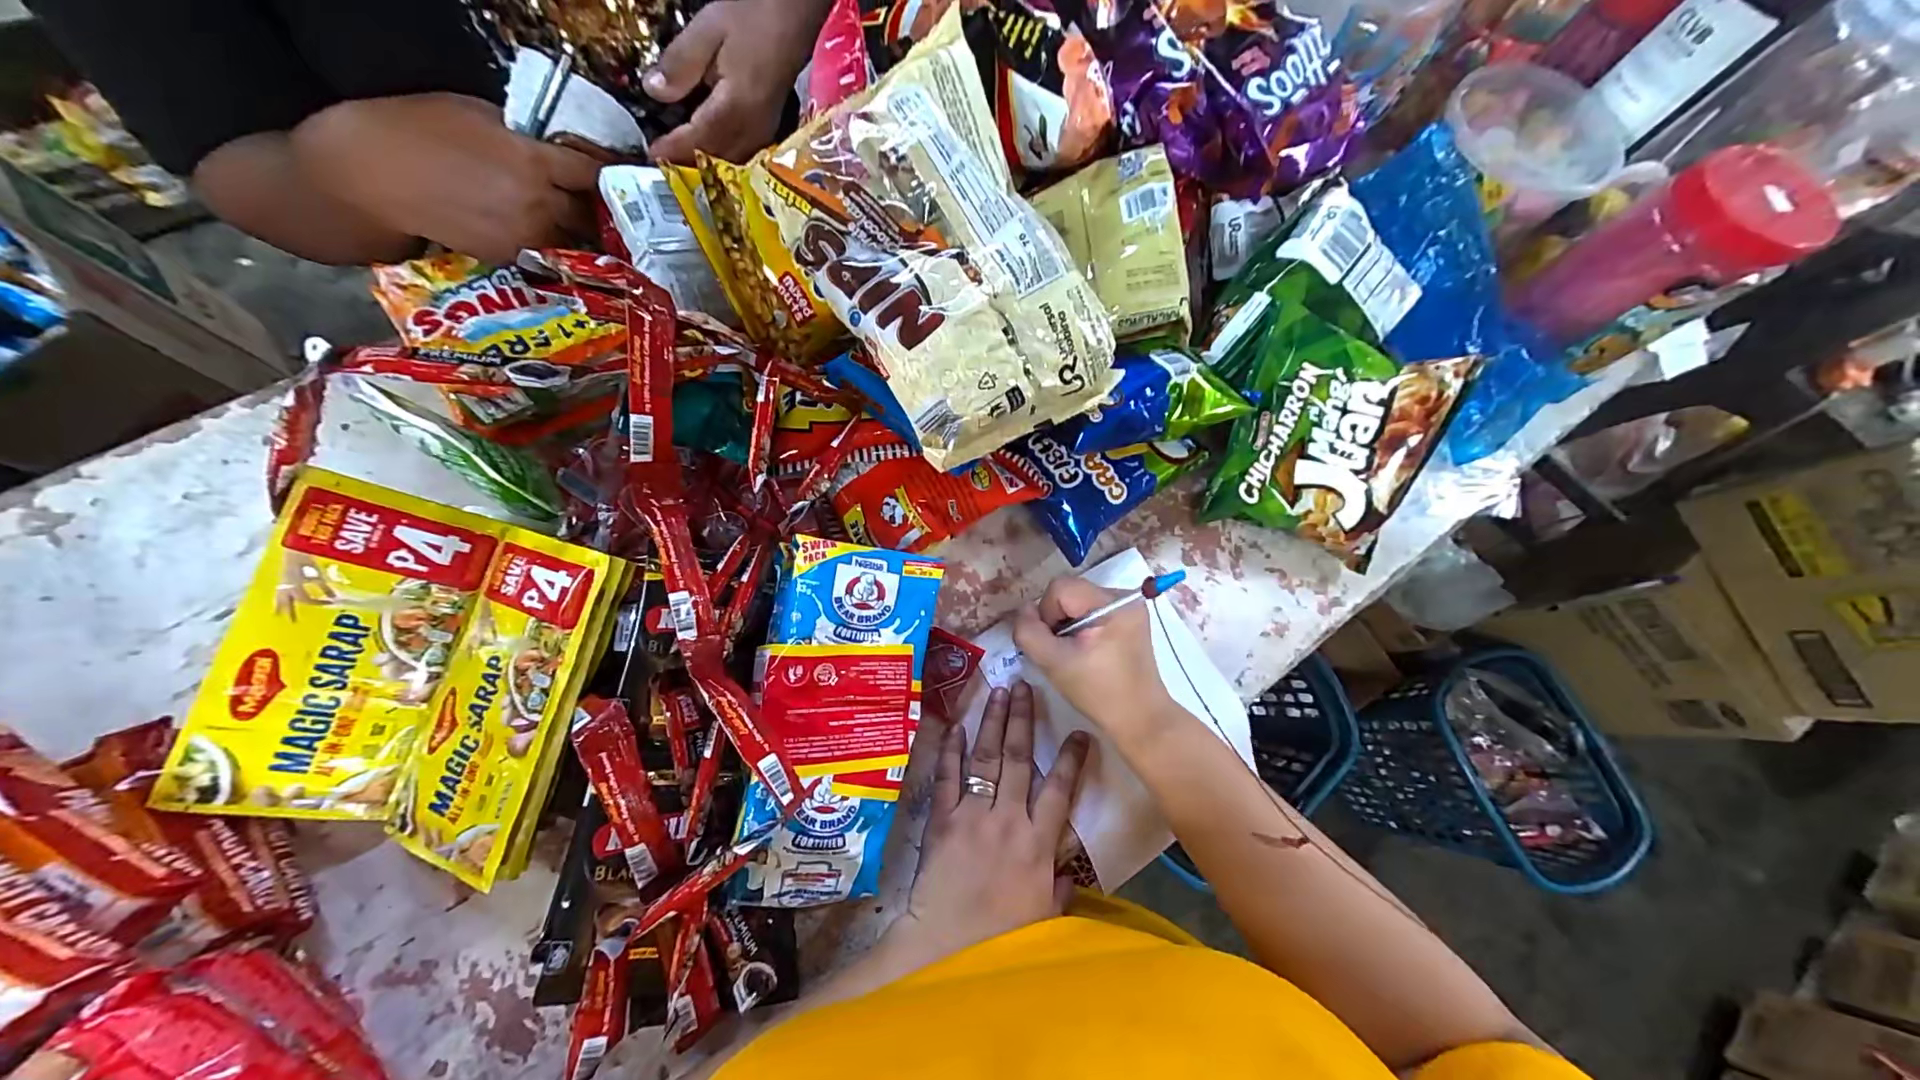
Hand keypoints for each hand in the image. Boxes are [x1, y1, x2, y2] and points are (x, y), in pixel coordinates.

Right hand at [291, 94, 600, 264]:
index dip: (609, 175)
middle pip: (591, 215)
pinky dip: (552, 246)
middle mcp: (539, 205)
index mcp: (534, 164)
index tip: (619, 176)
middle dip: (598, 210)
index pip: (593, 174)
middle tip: (600, 205)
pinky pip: (547, 253)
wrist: (372, 176)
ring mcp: (527, 236)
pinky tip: (545, 236)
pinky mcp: (512, 258)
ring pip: (575, 240)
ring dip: (579, 234)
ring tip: (578, 225)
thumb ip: (528, 138)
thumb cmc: (419, 131)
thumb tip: (557, 150)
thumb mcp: (481, 116)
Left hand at [643, 0, 832, 163]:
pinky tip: (705, 152)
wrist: (794, 18)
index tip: (649, 154)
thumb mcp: (708, 29)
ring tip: (679, 162)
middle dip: (686, 164)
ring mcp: (763, 134)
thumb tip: (653, 92)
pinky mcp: (767, 130)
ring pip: (728, 162)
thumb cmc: (754, 18)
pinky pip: (740, 154)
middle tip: (659, 164)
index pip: (697, 139)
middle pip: (714, 159)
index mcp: (735, 108)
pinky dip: (719, 157)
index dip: (672, 149)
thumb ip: (680, 63)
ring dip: (703, 164)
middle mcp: (751, 130)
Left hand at [887, 682, 1087, 965]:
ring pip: (986, 758)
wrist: (945, 944)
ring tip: (999, 692)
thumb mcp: (1043, 917)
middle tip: (1025, 687)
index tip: (1079, 731)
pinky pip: (947, 777)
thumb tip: (1069, 874)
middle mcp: (1007, 819)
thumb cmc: (1000, 937)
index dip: (1071, 759)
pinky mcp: (941, 819)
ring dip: (993, 723)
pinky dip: (950, 750)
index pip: (1059, 790)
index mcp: (1037, 843)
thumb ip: (1059, 890)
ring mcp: (972, 814)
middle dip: (1023, 720)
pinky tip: (956, 725)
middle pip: (1019, 759)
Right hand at [1013, 576, 1176, 748]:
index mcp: (1111, 603)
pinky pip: (1092, 610)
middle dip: (1057, 619)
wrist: (1139, 718)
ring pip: (1078, 601)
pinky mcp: (1130, 619)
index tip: (1055, 645)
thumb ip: (1029, 632)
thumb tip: (1024, 610)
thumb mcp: (1053, 663)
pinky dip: (1082, 627)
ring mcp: (1130, 607)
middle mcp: (1124, 597)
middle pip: (1070, 592)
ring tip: (1076, 652)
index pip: (1060, 588)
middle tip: (1064, 651)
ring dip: (1068, 623)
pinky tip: (1088, 650)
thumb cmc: (1097, 692)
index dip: (1047, 614)